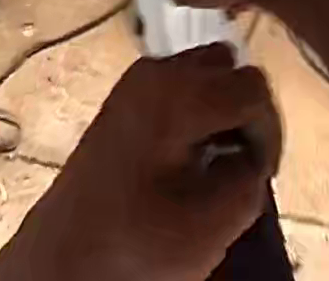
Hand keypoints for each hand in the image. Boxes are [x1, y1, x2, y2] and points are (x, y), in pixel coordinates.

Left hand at [0, 44, 281, 280]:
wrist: (60, 263)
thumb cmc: (135, 246)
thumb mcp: (214, 224)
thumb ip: (252, 174)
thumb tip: (254, 150)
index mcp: (178, 95)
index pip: (253, 88)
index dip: (268, 130)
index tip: (261, 170)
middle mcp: (158, 70)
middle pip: (231, 68)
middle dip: (245, 111)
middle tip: (240, 158)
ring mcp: (139, 76)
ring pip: (208, 67)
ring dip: (222, 103)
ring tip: (216, 151)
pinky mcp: (127, 89)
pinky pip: (182, 78)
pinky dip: (198, 102)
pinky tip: (189, 147)